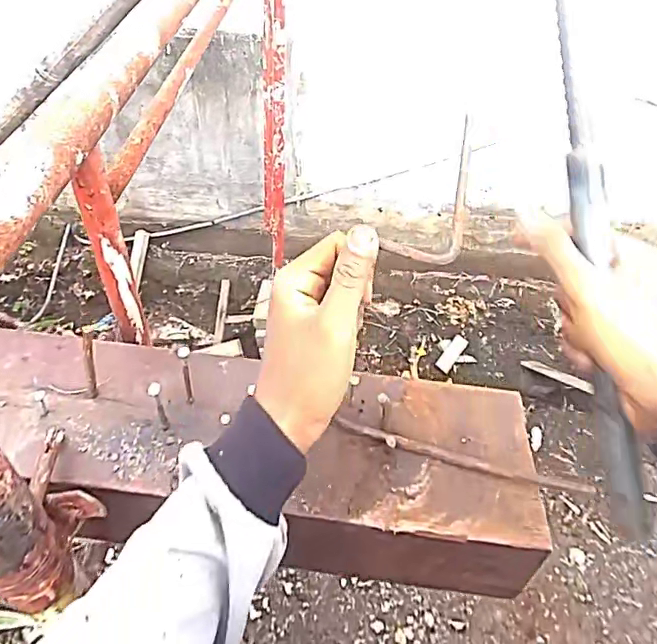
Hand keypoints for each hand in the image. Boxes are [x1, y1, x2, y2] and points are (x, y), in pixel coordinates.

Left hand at [253, 226, 376, 451]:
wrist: (291, 422)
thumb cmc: (307, 378)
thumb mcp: (337, 322)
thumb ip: (353, 277)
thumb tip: (365, 235)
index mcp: (293, 279)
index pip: (338, 244)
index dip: (358, 265)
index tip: (360, 295)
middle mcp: (295, 286)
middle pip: (342, 262)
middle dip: (357, 287)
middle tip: (351, 317)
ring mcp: (302, 304)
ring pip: (344, 284)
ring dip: (353, 305)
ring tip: (345, 332)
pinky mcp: (311, 320)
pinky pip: (339, 304)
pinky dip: (348, 319)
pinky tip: (342, 338)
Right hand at [518, 209, 656, 437]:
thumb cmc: (644, 346)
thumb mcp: (588, 288)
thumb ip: (556, 250)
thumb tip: (531, 217)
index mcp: (634, 255)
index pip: (580, 232)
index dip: (550, 238)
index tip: (522, 238)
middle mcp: (632, 279)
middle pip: (573, 274)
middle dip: (570, 301)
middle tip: (583, 311)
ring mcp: (626, 309)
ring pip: (575, 306)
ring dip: (576, 328)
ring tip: (594, 340)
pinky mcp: (620, 336)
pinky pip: (584, 331)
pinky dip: (583, 346)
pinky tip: (596, 357)